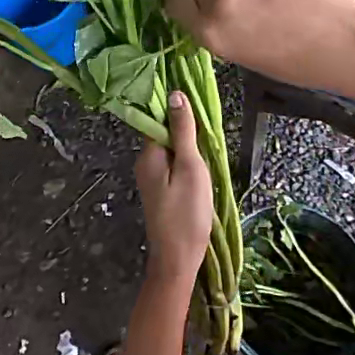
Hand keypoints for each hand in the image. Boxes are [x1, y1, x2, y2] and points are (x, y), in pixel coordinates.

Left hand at [134, 91, 211, 283]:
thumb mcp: (190, 167)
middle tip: (209, 138)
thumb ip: (183, 131)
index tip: (199, 105)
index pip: (159, 118)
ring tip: (209, 156)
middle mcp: (144, 162)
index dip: (178, 110)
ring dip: (190, 149)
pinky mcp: (160, 190)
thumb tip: (175, 94)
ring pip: (172, 150)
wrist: (178, 260)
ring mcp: (151, 177)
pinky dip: (188, 164)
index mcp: (148, 154)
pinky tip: (202, 172)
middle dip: (187, 131)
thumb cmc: (187, 213)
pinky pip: (173, 166)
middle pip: (166, 133)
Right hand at [165, 0, 354, 91]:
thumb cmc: (295, 63)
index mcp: (210, 32)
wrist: (343, 42)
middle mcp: (220, 1)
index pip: (174, 1)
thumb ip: (220, 32)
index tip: (195, 5)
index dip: (184, 2)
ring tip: (274, 0)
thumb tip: (212, 13)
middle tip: (248, 9)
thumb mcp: (243, 56)